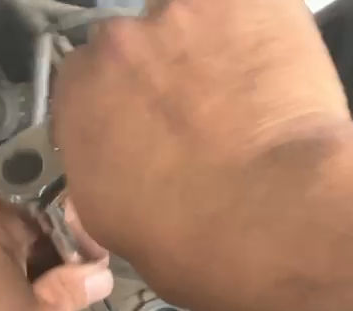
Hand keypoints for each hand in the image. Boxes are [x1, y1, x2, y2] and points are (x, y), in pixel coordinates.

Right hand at [52, 0, 352, 296]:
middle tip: (199, 125)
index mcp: (79, 104)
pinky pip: (249, 10)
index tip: (141, 129)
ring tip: (243, 109)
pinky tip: (273, 86)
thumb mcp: (118, 231)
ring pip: (193, 23)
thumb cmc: (195, 244)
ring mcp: (181, 16)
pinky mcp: (244, 2)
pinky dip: (261, 39)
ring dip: (212, 56)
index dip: (119, 107)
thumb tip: (122, 178)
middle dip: (163, 80)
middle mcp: (119, 48)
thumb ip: (107, 177)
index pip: (85, 84)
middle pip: (137, 48)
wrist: (266, 221)